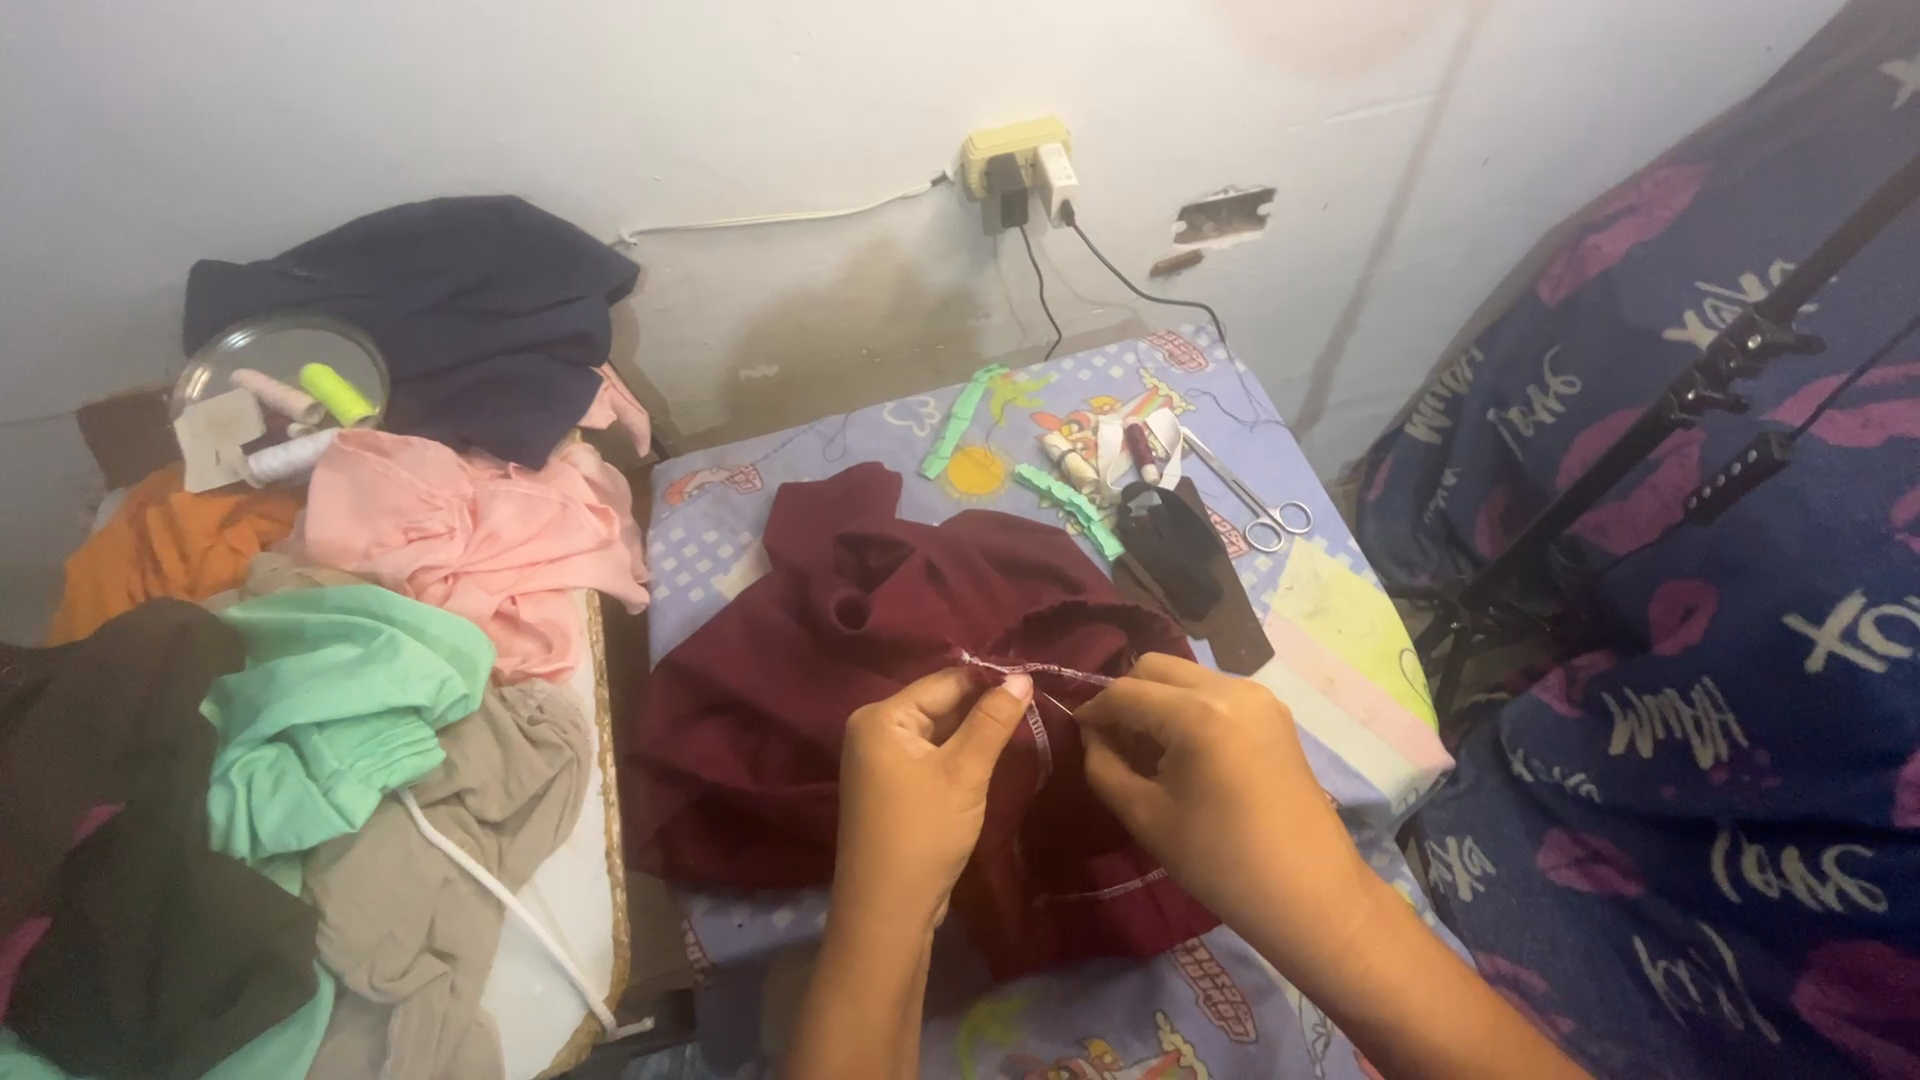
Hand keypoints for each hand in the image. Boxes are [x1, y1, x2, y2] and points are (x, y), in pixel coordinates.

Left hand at [834, 668, 1032, 930]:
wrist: (888, 913)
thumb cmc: (923, 834)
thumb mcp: (963, 773)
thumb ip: (992, 721)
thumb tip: (1022, 677)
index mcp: (880, 717)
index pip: (944, 682)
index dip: (989, 681)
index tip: (1033, 685)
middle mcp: (874, 730)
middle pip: (940, 704)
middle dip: (983, 708)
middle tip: (1034, 709)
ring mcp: (881, 760)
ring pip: (939, 731)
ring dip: (975, 733)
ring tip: (1022, 729)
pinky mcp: (893, 786)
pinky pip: (932, 755)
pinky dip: (960, 755)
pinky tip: (992, 758)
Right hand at [1076, 653, 1372, 963]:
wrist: (1314, 896)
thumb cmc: (1222, 863)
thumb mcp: (1145, 816)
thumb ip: (1103, 766)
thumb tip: (1092, 735)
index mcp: (1198, 713)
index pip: (1125, 692)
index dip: (1093, 710)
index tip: (1076, 735)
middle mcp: (1230, 688)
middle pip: (1154, 668)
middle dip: (1124, 698)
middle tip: (1112, 742)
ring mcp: (1258, 696)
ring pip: (1184, 676)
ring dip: (1155, 701)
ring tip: (1147, 750)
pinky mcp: (1273, 712)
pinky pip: (1212, 691)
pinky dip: (1186, 707)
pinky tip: (1183, 751)